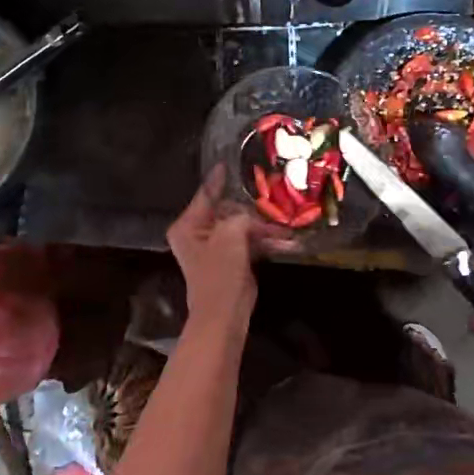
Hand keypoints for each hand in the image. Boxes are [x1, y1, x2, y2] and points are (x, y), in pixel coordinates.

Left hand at [166, 166, 270, 329]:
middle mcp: (198, 233)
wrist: (224, 314)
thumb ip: (241, 216)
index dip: (220, 178)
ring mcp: (216, 248)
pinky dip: (264, 241)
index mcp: (188, 225)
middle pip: (228, 210)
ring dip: (263, 226)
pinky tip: (285, 238)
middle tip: (272, 191)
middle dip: (251, 206)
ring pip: (242, 227)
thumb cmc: (220, 272)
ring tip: (285, 218)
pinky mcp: (232, 260)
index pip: (206, 194)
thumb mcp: (230, 235)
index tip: (229, 160)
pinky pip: (249, 242)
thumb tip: (252, 215)